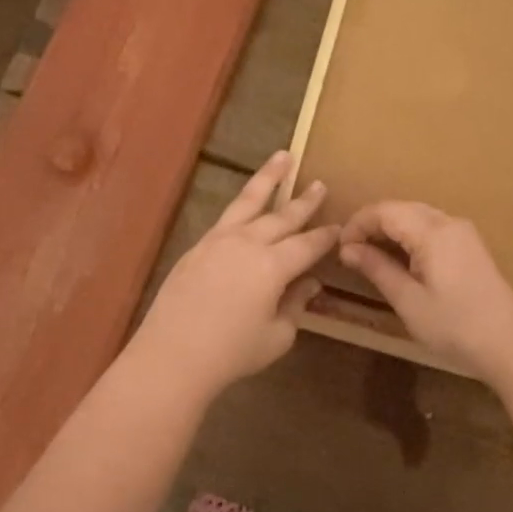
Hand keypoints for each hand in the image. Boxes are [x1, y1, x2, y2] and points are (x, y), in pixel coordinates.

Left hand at [127, 152, 337, 401]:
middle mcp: (247, 243)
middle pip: (282, 216)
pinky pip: (226, 218)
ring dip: (268, 178)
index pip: (307, 244)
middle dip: (304, 201)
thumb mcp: (276, 336)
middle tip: (320, 184)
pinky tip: (247, 204)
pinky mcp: (197, 247)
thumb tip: (308, 284)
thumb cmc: (231, 352)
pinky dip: (241, 206)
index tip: (340, 226)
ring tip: (283, 156)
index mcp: (273, 266)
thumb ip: (295, 305)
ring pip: (248, 201)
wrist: (172, 355)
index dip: (326, 236)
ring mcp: (218, 240)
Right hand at [338, 201, 512, 383]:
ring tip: (370, 255)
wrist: (510, 345)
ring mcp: (463, 233)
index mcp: (432, 231)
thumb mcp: (408, 301)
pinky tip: (400, 259)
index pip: (385, 211)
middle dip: (372, 224)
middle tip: (351, 251)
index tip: (340, 249)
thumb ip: (377, 268)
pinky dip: (410, 236)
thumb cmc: (454, 326)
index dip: (358, 224)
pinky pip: (432, 227)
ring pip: (417, 216)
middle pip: (401, 208)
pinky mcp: (470, 246)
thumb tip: (348, 249)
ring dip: (391, 229)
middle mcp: (449, 222)